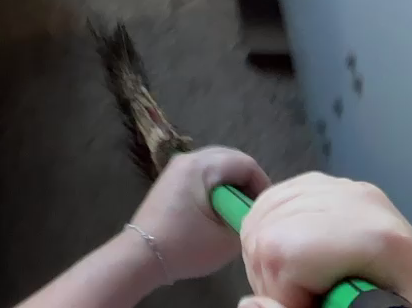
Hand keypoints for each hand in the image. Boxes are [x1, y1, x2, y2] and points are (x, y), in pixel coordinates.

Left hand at [126, 146, 270, 285]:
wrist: (144, 253)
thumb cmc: (185, 245)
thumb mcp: (226, 238)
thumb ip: (246, 218)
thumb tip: (252, 211)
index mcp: (200, 166)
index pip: (244, 162)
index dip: (262, 185)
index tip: (267, 211)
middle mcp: (187, 158)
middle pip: (230, 159)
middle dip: (248, 183)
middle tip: (255, 210)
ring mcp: (177, 167)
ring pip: (216, 166)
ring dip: (232, 186)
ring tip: (239, 213)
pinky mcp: (172, 180)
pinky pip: (203, 175)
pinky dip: (217, 188)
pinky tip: (221, 212)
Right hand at [236, 173, 411, 307]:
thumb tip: (252, 304)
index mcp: (380, 238)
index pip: (281, 251)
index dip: (282, 294)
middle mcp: (358, 197)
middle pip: (267, 230)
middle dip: (270, 278)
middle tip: (303, 304)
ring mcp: (341, 185)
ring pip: (262, 213)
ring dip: (266, 258)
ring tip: (303, 288)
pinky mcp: (326, 184)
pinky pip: (269, 201)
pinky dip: (268, 236)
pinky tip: (298, 263)